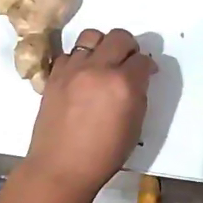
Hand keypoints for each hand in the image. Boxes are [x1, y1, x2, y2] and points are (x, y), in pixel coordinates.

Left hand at [22, 28, 157, 194]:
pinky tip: (82, 74)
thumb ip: (138, 96)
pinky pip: (70, 53)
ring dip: (102, 44)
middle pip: (119, 37)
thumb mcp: (134, 127)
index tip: (148, 74)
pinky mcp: (54, 75)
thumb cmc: (104, 155)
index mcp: (123, 84)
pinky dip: (80, 58)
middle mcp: (98, 69)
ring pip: (91, 35)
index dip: (148, 66)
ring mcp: (73, 69)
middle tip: (128, 63)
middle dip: (129, 47)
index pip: (142, 60)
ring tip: (103, 62)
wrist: (62, 167)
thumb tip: (136, 81)